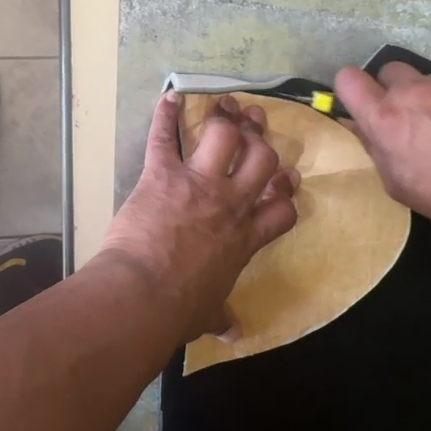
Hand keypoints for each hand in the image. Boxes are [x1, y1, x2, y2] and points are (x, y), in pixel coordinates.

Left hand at [101, 93, 299, 341]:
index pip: (281, 209)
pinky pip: (165, 137)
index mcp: (244, 240)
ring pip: (224, 137)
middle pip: (261, 160)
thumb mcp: (207, 313)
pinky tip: (169, 97)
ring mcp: (198, 184)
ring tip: (225, 106)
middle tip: (255, 126)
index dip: (285, 191)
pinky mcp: (163, 174)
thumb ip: (221, 315)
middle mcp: (229, 205)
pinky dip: (165, 115)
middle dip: (260, 141)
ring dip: (225, 119)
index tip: (286, 179)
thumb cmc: (178, 311)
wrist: (144, 295)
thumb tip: (231, 332)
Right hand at [334, 63, 430, 242]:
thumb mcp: (398, 185)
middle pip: (388, 72)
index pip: (347, 79)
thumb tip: (359, 124)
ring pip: (427, 81)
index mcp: (386, 119)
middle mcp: (413, 92)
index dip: (352, 90)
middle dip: (394, 92)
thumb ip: (374, 147)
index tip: (363, 104)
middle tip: (412, 120)